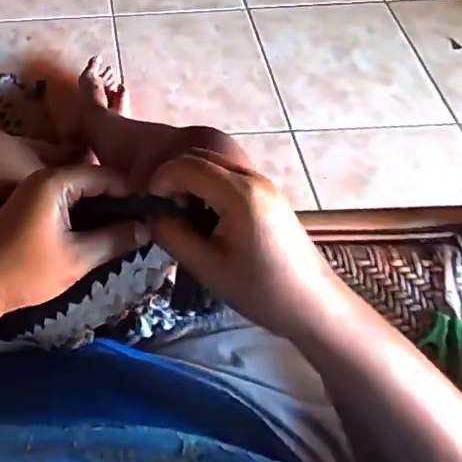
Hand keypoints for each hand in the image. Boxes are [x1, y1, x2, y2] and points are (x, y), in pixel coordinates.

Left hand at [0, 165, 147, 314]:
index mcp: (56, 180)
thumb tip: (145, 228)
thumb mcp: (78, 258)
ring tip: (124, 229)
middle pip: (93, 178)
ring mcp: (34, 188)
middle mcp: (44, 176)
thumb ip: (114, 239)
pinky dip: (83, 210)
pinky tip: (97, 231)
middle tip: (142, 223)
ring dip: (100, 206)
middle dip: (117, 200)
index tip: (152, 212)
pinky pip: (65, 197)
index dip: (132, 192)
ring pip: (79, 189)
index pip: (106, 175)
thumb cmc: (26, 271)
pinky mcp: (28, 203)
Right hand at [146, 148, 351, 340]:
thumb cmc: (260, 290)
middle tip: (162, 207)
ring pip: (216, 162)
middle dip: (174, 174)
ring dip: (192, 177)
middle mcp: (253, 178)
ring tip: (182, 212)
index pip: (188, 165)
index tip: (147, 203)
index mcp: (238, 192)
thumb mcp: (207, 267)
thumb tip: (151, 215)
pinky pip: (230, 174)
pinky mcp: (268, 193)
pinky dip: (209, 183)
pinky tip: (205, 215)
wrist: (314, 305)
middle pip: (201, 156)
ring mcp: (264, 183)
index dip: (161, 179)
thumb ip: (173, 235)